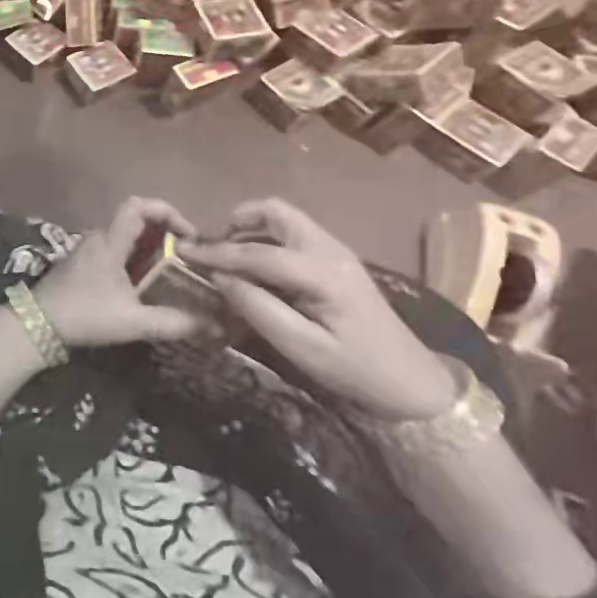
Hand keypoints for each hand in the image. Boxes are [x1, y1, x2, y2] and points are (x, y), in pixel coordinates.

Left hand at [33, 197, 219, 347]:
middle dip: (166, 231)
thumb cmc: (83, 316)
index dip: (167, 211)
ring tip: (175, 269)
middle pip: (136, 219)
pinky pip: (117, 248)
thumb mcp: (132, 322)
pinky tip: (148, 281)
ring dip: (152, 246)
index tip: (188, 235)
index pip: (138, 206)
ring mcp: (89, 249)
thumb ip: (173, 323)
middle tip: (188, 255)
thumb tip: (214, 326)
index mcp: (109, 243)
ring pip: (127, 235)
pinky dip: (137, 257)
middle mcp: (99, 238)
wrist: (36, 324)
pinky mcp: (85, 262)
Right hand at [179, 198, 456, 420]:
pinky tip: (255, 269)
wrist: (415, 385)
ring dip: (252, 229)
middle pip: (276, 212)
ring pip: (285, 220)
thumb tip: (220, 277)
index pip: (257, 253)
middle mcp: (330, 250)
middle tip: (213, 248)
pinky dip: (266, 241)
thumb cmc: (356, 370)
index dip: (216, 252)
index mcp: (322, 273)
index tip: (181, 249)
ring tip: (228, 258)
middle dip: (238, 222)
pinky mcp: (337, 262)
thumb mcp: (301, 348)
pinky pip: (293, 236)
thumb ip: (257, 308)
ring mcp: (336, 252)